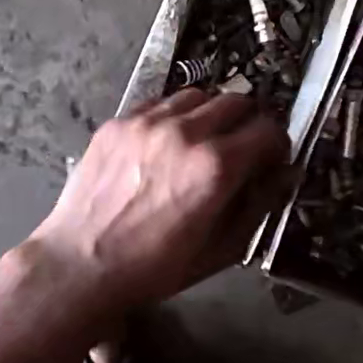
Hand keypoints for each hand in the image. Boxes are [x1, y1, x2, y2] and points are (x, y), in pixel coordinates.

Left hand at [27, 89, 289, 305]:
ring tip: (203, 139)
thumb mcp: (221, 249)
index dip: (277, 144)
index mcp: (215, 167)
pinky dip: (173, 115)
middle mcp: (185, 134)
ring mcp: (147, 123)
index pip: (268, 130)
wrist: (81, 265)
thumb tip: (281, 175)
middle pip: (236, 101)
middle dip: (248, 122)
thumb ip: (258, 205)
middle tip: (242, 144)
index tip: (272, 155)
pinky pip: (159, 102)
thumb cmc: (152, 267)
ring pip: (198, 94)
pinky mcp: (118, 123)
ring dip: (210, 113)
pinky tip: (167, 141)